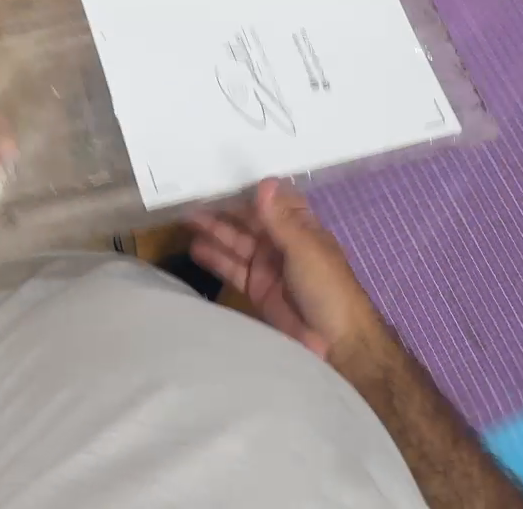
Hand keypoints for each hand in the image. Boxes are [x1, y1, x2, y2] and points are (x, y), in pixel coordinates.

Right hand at [186, 179, 389, 370]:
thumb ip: (280, 218)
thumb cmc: (328, 289)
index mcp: (300, 228)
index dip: (249, 192)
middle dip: (224, 211)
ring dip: (214, 232)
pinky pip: (232, 269)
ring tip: (186, 220)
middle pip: (249, 222)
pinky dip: (215, 258)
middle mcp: (282, 244)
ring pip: (237, 243)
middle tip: (193, 199)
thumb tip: (264, 181)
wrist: (336, 346)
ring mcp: (268, 267)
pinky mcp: (257, 290)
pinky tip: (196, 248)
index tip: (222, 177)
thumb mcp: (304, 248)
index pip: (272, 203)